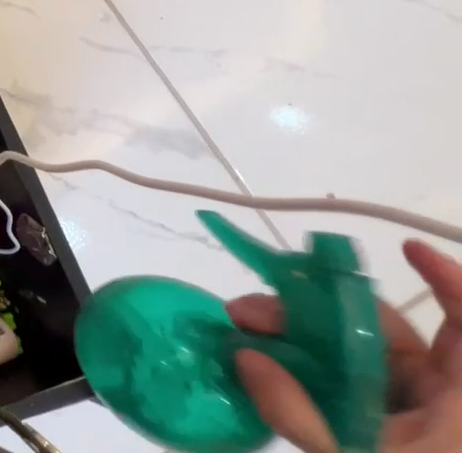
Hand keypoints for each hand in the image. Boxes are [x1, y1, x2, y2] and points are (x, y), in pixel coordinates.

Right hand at [230, 240, 461, 451]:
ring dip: (296, 337)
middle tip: (245, 309)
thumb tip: (246, 354)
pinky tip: (262, 364)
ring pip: (361, 359)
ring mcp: (420, 422)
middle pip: (390, 336)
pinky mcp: (394, 435)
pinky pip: (351, 389)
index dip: (448, 282)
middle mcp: (447, 406)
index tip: (403, 247)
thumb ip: (299, 415)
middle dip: (313, 310)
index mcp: (461, 407)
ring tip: (241, 334)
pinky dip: (305, 370)